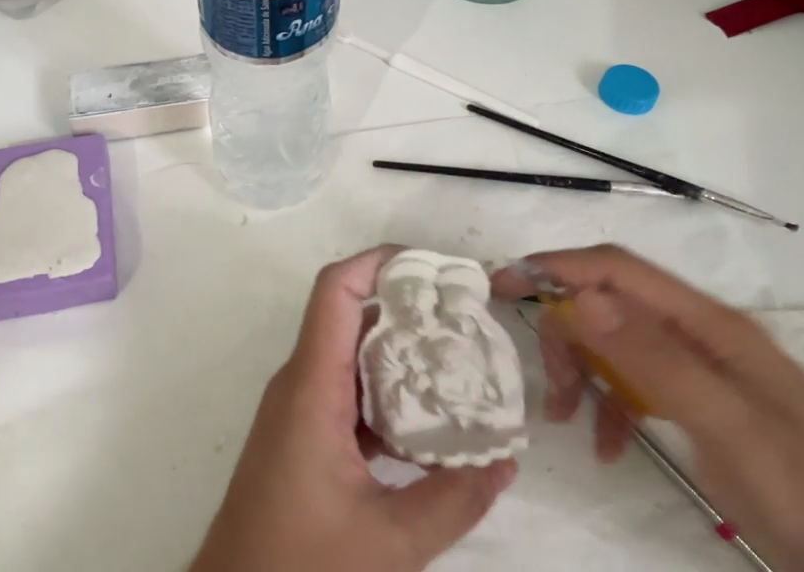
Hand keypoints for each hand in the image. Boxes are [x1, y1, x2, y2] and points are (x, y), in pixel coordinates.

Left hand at [190, 246, 517, 571]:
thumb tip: (506, 462)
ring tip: (458, 358)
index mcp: (312, 386)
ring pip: (350, 355)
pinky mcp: (301, 435)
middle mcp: (300, 383)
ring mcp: (297, 409)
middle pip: (349, 316)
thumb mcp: (391, 540)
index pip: (336, 291)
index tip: (434, 266)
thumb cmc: (302, 561)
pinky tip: (428, 418)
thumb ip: (454, 499)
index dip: (379, 262)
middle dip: (405, 306)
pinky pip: (346, 392)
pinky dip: (386, 390)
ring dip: (399, 350)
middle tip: (464, 315)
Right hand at [492, 245, 803, 571]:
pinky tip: (606, 446)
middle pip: (611, 306)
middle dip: (568, 334)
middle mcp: (704, 339)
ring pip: (619, 347)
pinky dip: (611, 409)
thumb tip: (582, 296)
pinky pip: (638, 389)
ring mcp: (707, 376)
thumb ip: (655, 359)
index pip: (618, 271)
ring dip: (584, 373)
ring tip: (569, 421)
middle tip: (548, 388)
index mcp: (710, 327)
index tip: (500, 286)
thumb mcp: (729, 427)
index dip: (556, 268)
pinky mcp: (707, 412)